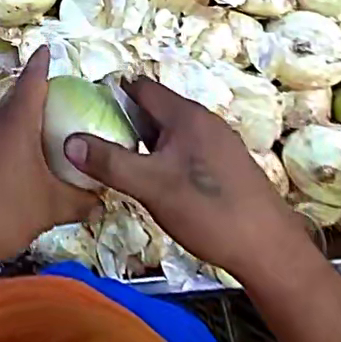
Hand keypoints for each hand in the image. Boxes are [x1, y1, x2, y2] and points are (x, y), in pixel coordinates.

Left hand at [0, 47, 98, 272]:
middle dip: (38, 105)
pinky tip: (14, 174)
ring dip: (19, 130)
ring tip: (43, 149)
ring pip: (1, 123)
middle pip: (17, 101)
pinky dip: (3, 148)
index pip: (32, 79)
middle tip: (63, 116)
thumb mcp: (48, 209)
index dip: (42, 63)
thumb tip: (101, 200)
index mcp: (14, 119)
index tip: (47, 48)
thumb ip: (79, 201)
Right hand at [64, 76, 308, 278]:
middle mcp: (204, 121)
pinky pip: (186, 148)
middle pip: (155, 108)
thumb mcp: (151, 186)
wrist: (272, 253)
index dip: (113, 94)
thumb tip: (68, 141)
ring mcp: (218, 144)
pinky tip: (157, 182)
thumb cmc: (210, 211)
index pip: (141, 88)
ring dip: (146, 140)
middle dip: (126, 119)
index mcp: (186, 116)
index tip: (88, 109)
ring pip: (171, 131)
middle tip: (98, 139)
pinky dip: (165, 155)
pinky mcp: (227, 166)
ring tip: (121, 162)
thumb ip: (109, 162)